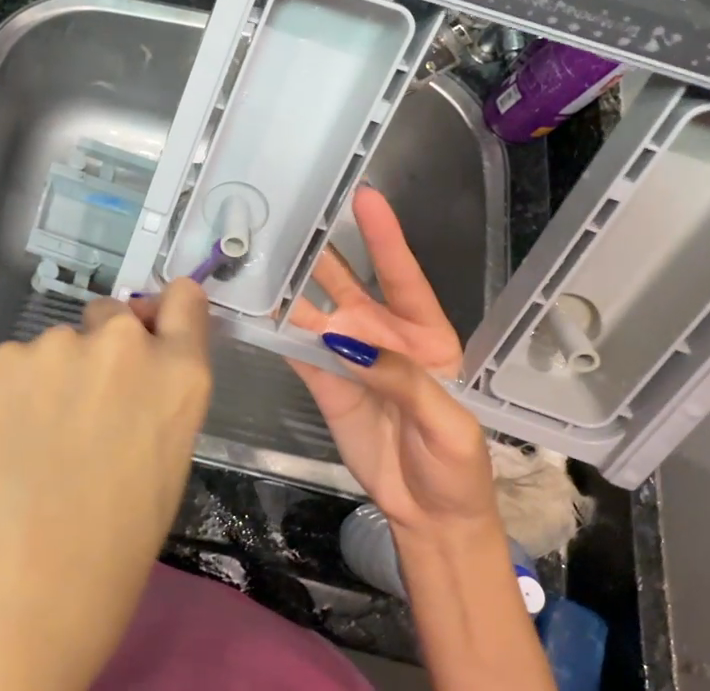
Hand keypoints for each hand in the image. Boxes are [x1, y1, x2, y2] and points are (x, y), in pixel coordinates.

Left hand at [0, 278, 212, 690]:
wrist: (10, 586)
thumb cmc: (106, 559)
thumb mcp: (159, 478)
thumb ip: (153, 412)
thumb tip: (127, 396)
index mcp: (179, 380)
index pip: (184, 302)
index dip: (165, 312)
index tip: (152, 327)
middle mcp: (124, 345)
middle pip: (113, 317)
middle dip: (101, 349)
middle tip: (80, 407)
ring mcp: (59, 345)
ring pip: (59, 345)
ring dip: (51, 375)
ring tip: (32, 439)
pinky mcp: (2, 357)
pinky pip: (16, 364)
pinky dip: (11, 392)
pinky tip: (0, 440)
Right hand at [288, 187, 495, 539]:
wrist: (428, 513)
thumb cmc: (457, 466)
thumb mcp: (448, 424)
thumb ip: (403, 379)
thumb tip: (346, 342)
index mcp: (425, 335)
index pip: (403, 276)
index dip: (384, 237)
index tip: (365, 197)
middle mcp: (382, 334)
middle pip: (349, 282)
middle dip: (323, 249)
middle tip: (291, 213)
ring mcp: (348, 355)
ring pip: (314, 310)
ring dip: (290, 284)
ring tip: (258, 252)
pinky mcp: (321, 381)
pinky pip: (295, 349)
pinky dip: (274, 328)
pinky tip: (252, 305)